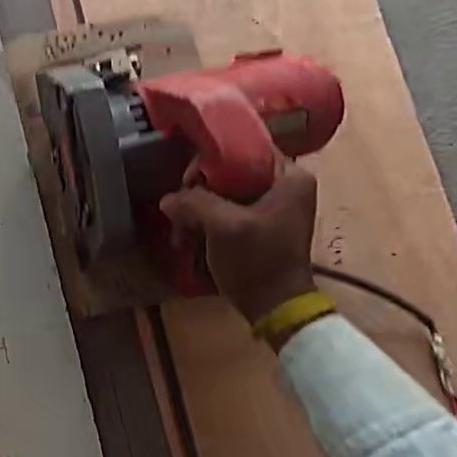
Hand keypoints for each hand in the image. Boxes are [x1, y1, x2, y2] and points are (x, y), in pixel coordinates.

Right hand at [160, 160, 318, 322]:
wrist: (275, 308)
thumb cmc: (257, 261)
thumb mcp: (223, 226)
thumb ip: (194, 203)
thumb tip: (168, 199)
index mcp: (288, 177)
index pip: (243, 149)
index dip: (210, 161)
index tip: (189, 183)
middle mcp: (284, 185)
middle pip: (229, 172)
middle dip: (199, 193)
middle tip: (180, 212)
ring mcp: (271, 207)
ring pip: (222, 193)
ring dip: (196, 212)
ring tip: (181, 235)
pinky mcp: (258, 226)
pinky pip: (225, 212)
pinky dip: (205, 224)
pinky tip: (189, 241)